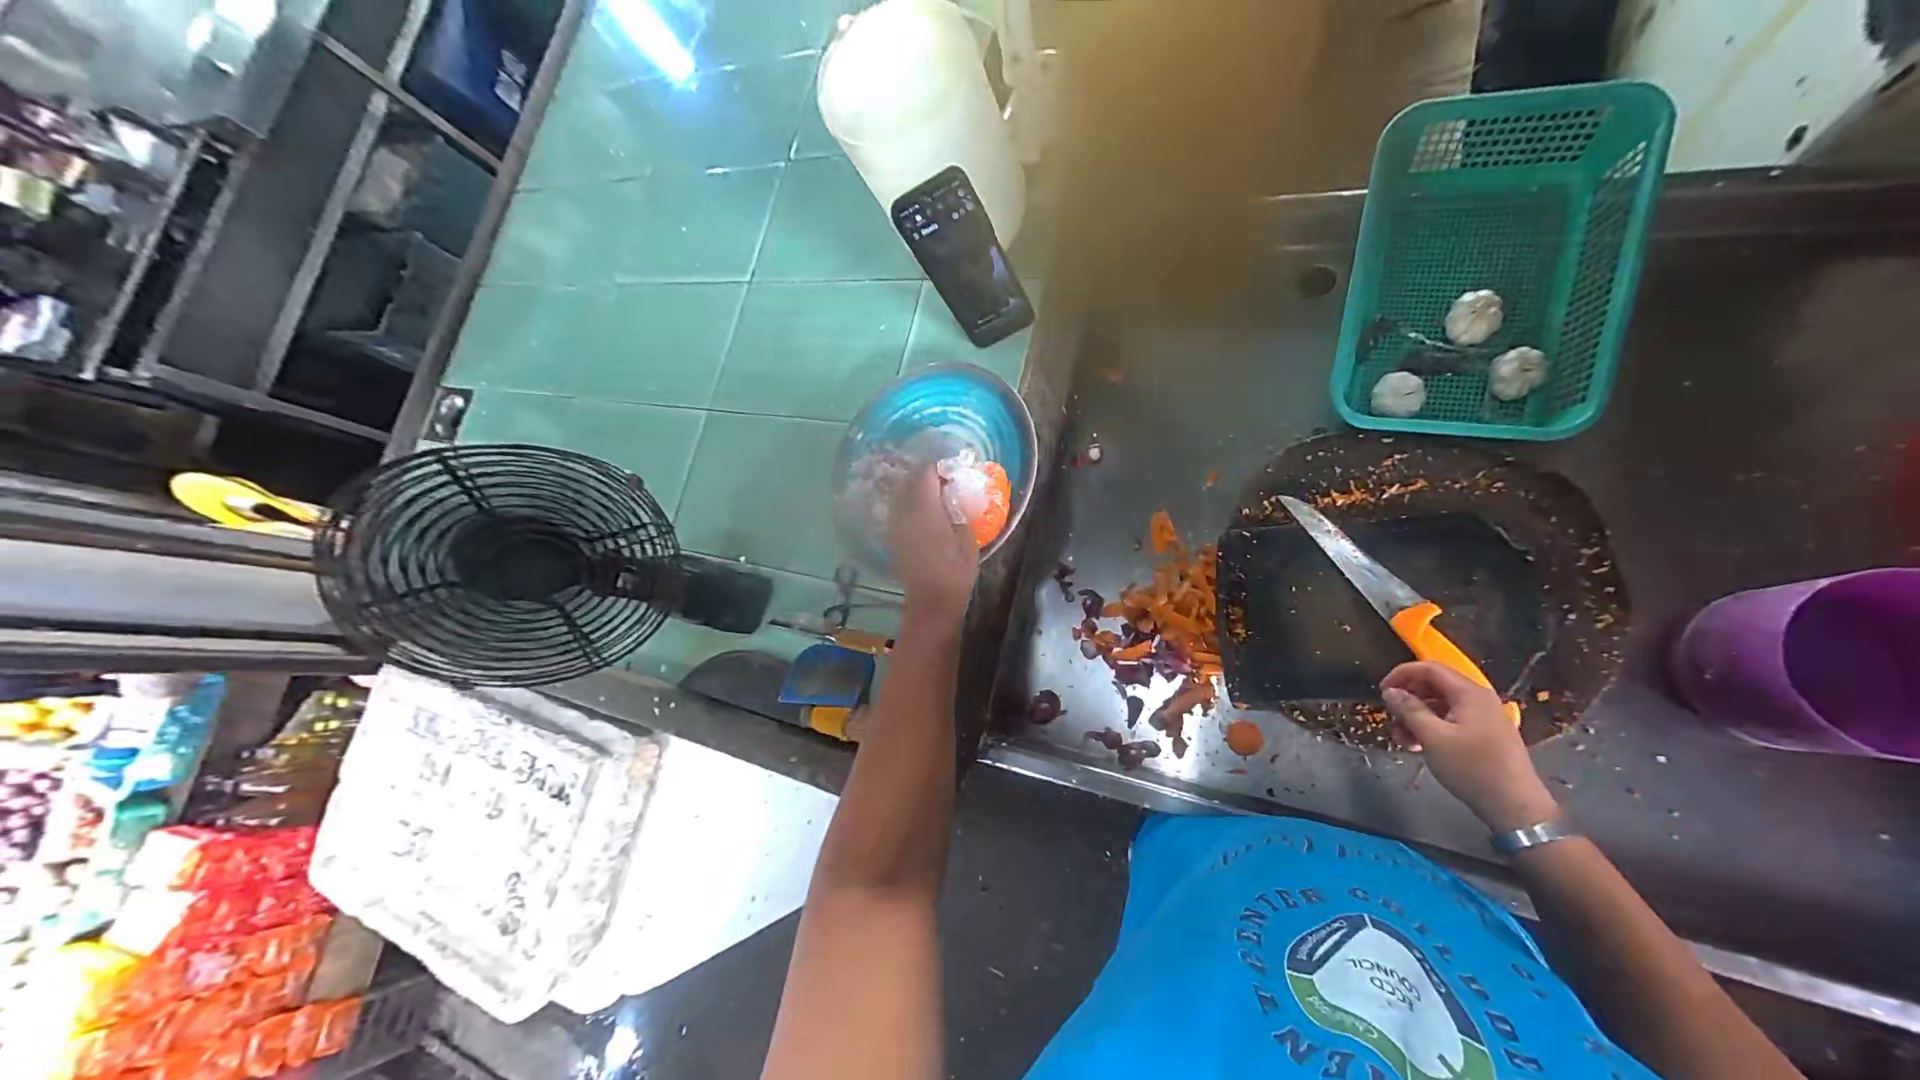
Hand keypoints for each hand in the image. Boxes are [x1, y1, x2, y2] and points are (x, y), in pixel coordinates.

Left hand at [888, 463, 978, 620]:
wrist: (931, 602)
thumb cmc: (955, 572)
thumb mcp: (967, 538)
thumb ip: (960, 511)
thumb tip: (957, 494)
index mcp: (923, 509)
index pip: (925, 473)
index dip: (939, 467)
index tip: (954, 470)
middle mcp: (903, 512)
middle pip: (910, 481)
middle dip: (928, 476)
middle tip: (948, 481)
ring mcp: (895, 525)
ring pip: (903, 494)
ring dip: (918, 490)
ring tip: (939, 496)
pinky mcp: (893, 537)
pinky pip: (900, 510)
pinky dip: (912, 505)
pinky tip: (928, 514)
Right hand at [1381, 662, 1559, 832]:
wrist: (1516, 807)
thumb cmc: (1472, 768)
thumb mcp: (1433, 737)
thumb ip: (1409, 710)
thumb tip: (1390, 691)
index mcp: (1470, 694)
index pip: (1429, 669)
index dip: (1401, 675)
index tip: (1381, 693)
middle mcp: (1479, 700)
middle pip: (1434, 687)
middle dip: (1408, 700)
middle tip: (1391, 720)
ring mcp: (1483, 718)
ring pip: (1439, 706)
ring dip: (1416, 718)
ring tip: (1404, 740)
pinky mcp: (1484, 735)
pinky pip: (1450, 721)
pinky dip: (1431, 729)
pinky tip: (1420, 747)